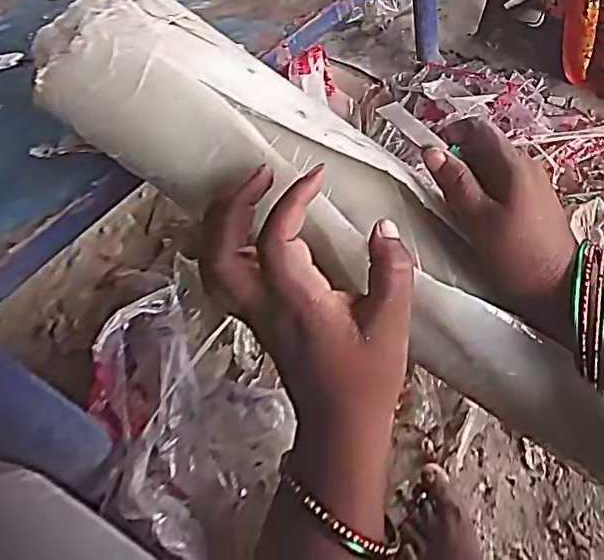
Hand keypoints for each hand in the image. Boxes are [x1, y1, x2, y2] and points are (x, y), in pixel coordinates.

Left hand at [198, 165, 414, 442]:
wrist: (339, 429)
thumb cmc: (365, 379)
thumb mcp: (391, 324)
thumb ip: (392, 270)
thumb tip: (383, 227)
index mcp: (295, 301)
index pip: (276, 237)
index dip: (292, 199)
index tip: (317, 175)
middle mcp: (263, 304)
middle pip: (219, 250)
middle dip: (235, 203)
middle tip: (262, 172)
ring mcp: (253, 312)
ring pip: (211, 263)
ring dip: (222, 220)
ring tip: (248, 190)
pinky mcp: (255, 316)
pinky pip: (222, 273)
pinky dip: (224, 241)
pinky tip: (246, 225)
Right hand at [419, 119, 578, 341]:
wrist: (563, 289)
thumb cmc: (517, 254)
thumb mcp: (478, 219)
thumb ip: (455, 182)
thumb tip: (431, 150)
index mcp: (513, 162)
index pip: (478, 127)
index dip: (451, 133)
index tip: (433, 155)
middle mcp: (526, 163)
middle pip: (485, 144)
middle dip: (460, 158)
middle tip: (444, 186)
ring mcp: (534, 180)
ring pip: (494, 163)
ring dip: (472, 175)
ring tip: (459, 202)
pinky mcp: (537, 198)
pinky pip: (505, 180)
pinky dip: (487, 188)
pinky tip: (481, 212)